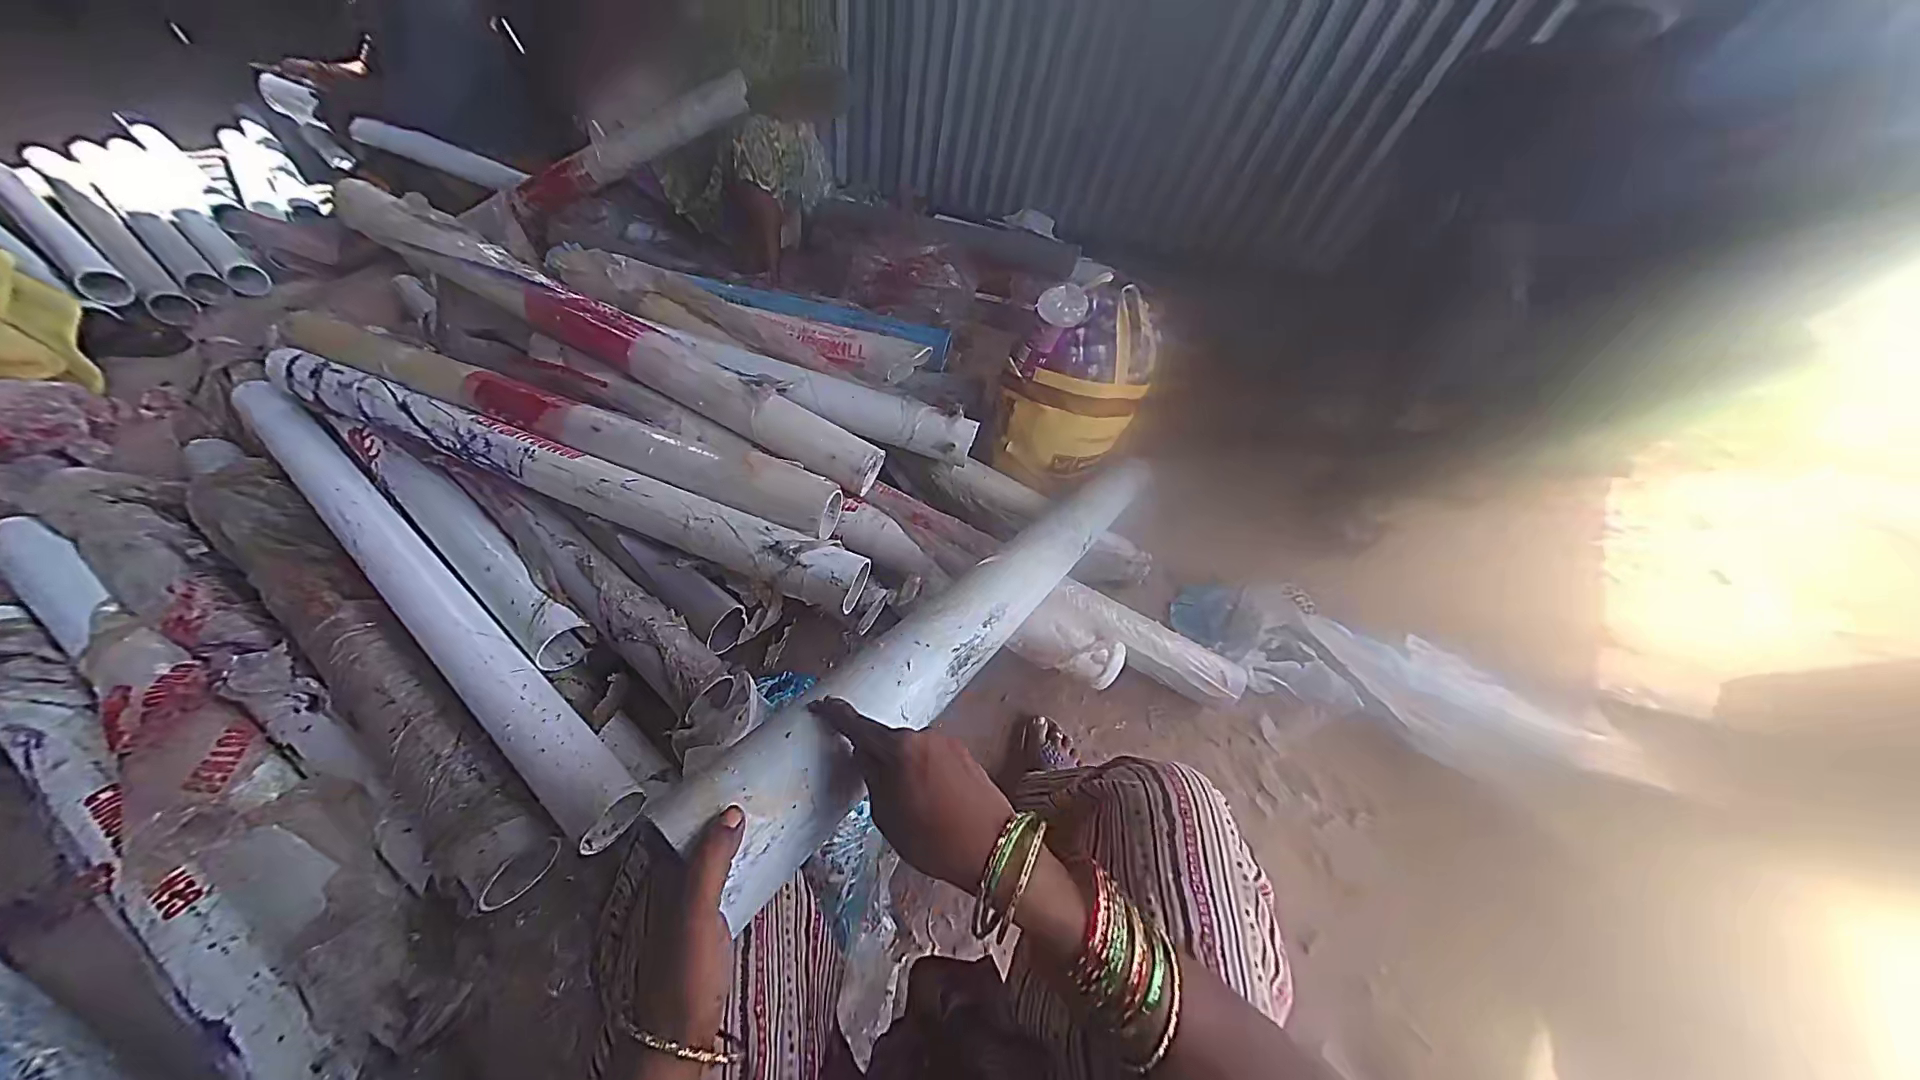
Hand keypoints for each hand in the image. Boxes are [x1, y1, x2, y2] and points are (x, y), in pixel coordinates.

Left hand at [633, 806, 743, 1068]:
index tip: (730, 774)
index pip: (679, 825)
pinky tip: (760, 862)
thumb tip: (730, 813)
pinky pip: (728, 877)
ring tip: (763, 816)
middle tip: (756, 790)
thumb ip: (710, 863)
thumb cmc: (684, 974)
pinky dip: (742, 861)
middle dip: (724, 813)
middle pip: (700, 837)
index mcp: (664, 878)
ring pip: (715, 857)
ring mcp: (693, 905)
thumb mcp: (696, 913)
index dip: (701, 798)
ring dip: (735, 836)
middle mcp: (675, 886)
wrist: (684, 1033)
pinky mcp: (712, 922)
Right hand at [812, 697, 1012, 892]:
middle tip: (869, 782)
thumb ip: (871, 779)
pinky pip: (930, 755)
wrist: (994, 846)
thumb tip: (864, 754)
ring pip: (910, 748)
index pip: (859, 726)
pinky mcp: (964, 752)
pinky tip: (927, 797)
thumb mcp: (887, 816)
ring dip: (901, 765)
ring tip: (906, 802)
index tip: (821, 706)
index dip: (837, 716)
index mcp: (899, 748)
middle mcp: (923, 736)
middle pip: (887, 739)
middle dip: (875, 753)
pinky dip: (920, 769)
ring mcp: (947, 741)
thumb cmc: (934, 839)